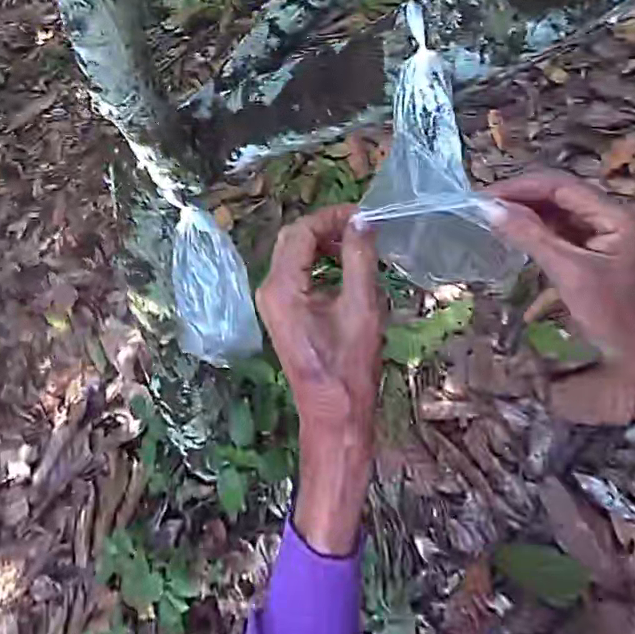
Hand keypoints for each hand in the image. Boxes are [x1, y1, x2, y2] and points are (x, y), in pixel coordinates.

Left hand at [255, 205, 383, 553]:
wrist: (334, 417)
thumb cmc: (349, 367)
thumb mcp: (361, 307)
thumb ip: (359, 258)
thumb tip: (363, 221)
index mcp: (282, 287)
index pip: (302, 231)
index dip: (333, 217)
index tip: (365, 217)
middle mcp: (269, 290)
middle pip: (294, 239)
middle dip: (328, 227)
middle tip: (364, 228)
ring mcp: (272, 302)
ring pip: (295, 253)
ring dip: (325, 243)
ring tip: (360, 245)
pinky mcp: (282, 312)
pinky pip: (298, 272)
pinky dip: (321, 262)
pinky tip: (347, 267)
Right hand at [485, 171, 634, 452]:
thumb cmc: (616, 318)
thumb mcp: (569, 274)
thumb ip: (531, 236)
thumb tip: (491, 209)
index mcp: (619, 216)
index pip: (561, 186)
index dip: (521, 187)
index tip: (485, 197)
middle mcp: (620, 217)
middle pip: (563, 197)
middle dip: (523, 200)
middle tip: (487, 208)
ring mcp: (617, 235)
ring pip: (566, 215)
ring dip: (532, 217)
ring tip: (497, 221)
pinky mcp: (609, 253)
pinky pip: (572, 234)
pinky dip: (546, 234)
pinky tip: (521, 239)